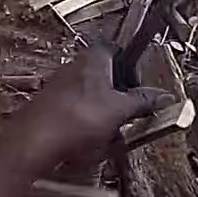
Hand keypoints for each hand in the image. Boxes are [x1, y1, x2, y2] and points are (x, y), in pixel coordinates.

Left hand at [0, 45, 172, 176]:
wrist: (33, 142)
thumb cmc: (76, 118)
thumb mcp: (119, 110)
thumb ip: (142, 102)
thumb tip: (163, 96)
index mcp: (92, 60)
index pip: (115, 49)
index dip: (129, 64)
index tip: (140, 84)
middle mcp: (74, 69)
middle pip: (104, 78)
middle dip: (118, 100)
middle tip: (127, 117)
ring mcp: (60, 89)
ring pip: (91, 101)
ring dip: (104, 119)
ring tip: (109, 138)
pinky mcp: (50, 110)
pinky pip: (77, 118)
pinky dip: (86, 131)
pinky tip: (89, 147)